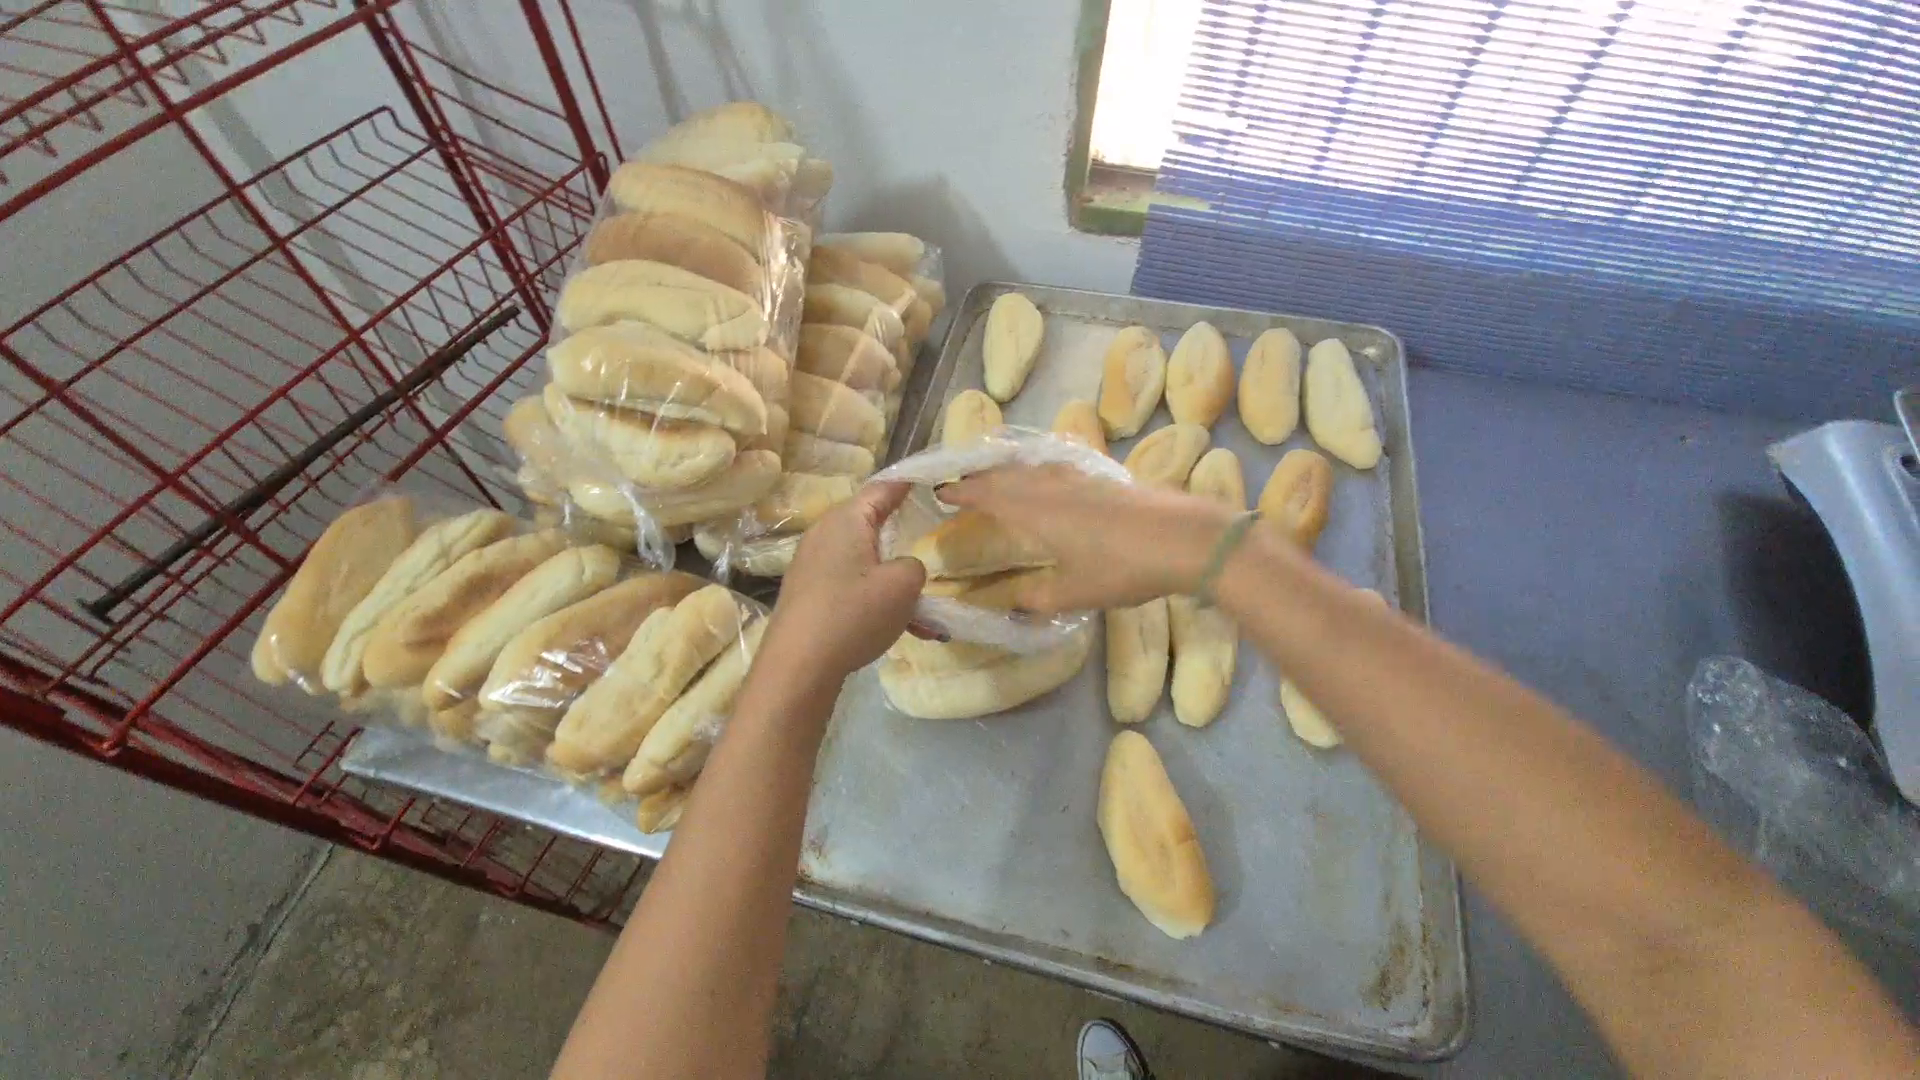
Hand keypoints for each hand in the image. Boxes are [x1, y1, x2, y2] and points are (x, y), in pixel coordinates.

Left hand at [765, 482, 926, 678]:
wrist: (798, 666)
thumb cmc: (853, 613)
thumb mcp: (903, 586)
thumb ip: (914, 566)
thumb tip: (902, 568)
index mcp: (847, 520)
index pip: (883, 488)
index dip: (908, 483)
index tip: (929, 479)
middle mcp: (825, 534)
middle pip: (871, 525)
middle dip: (902, 536)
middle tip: (931, 541)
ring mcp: (812, 565)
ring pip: (865, 562)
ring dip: (894, 581)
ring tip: (923, 611)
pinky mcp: (808, 594)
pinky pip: (852, 586)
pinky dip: (876, 600)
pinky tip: (901, 629)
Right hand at [938, 465, 1237, 612]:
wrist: (1188, 539)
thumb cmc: (1124, 567)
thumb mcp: (1075, 592)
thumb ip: (1036, 598)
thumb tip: (1008, 604)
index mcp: (1037, 510)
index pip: (988, 493)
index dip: (963, 491)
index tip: (940, 491)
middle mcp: (1054, 486)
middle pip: (1009, 473)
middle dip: (982, 477)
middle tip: (962, 484)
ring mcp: (1084, 479)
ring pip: (1035, 468)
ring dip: (1010, 472)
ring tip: (999, 480)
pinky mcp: (1108, 481)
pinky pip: (1059, 470)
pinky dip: (1039, 474)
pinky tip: (1049, 483)